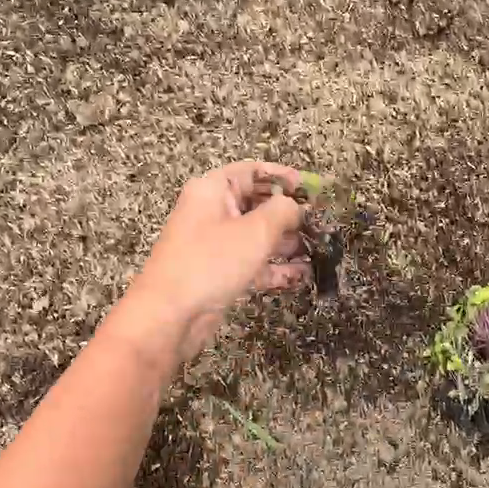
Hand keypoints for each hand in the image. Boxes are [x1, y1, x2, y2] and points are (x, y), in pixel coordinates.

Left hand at [106, 161, 311, 364]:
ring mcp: (215, 244)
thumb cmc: (211, 263)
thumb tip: (296, 207)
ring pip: (257, 235)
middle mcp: (212, 212)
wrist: (170, 316)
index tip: (312, 189)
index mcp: (213, 190)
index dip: (283, 176)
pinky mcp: (219, 272)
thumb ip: (283, 211)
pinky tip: (302, 275)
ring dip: (287, 242)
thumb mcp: (255, 231)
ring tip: (317, 249)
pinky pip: (253, 262)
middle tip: (319, 222)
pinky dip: (275, 267)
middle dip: (289, 214)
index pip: (252, 171)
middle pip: (257, 203)